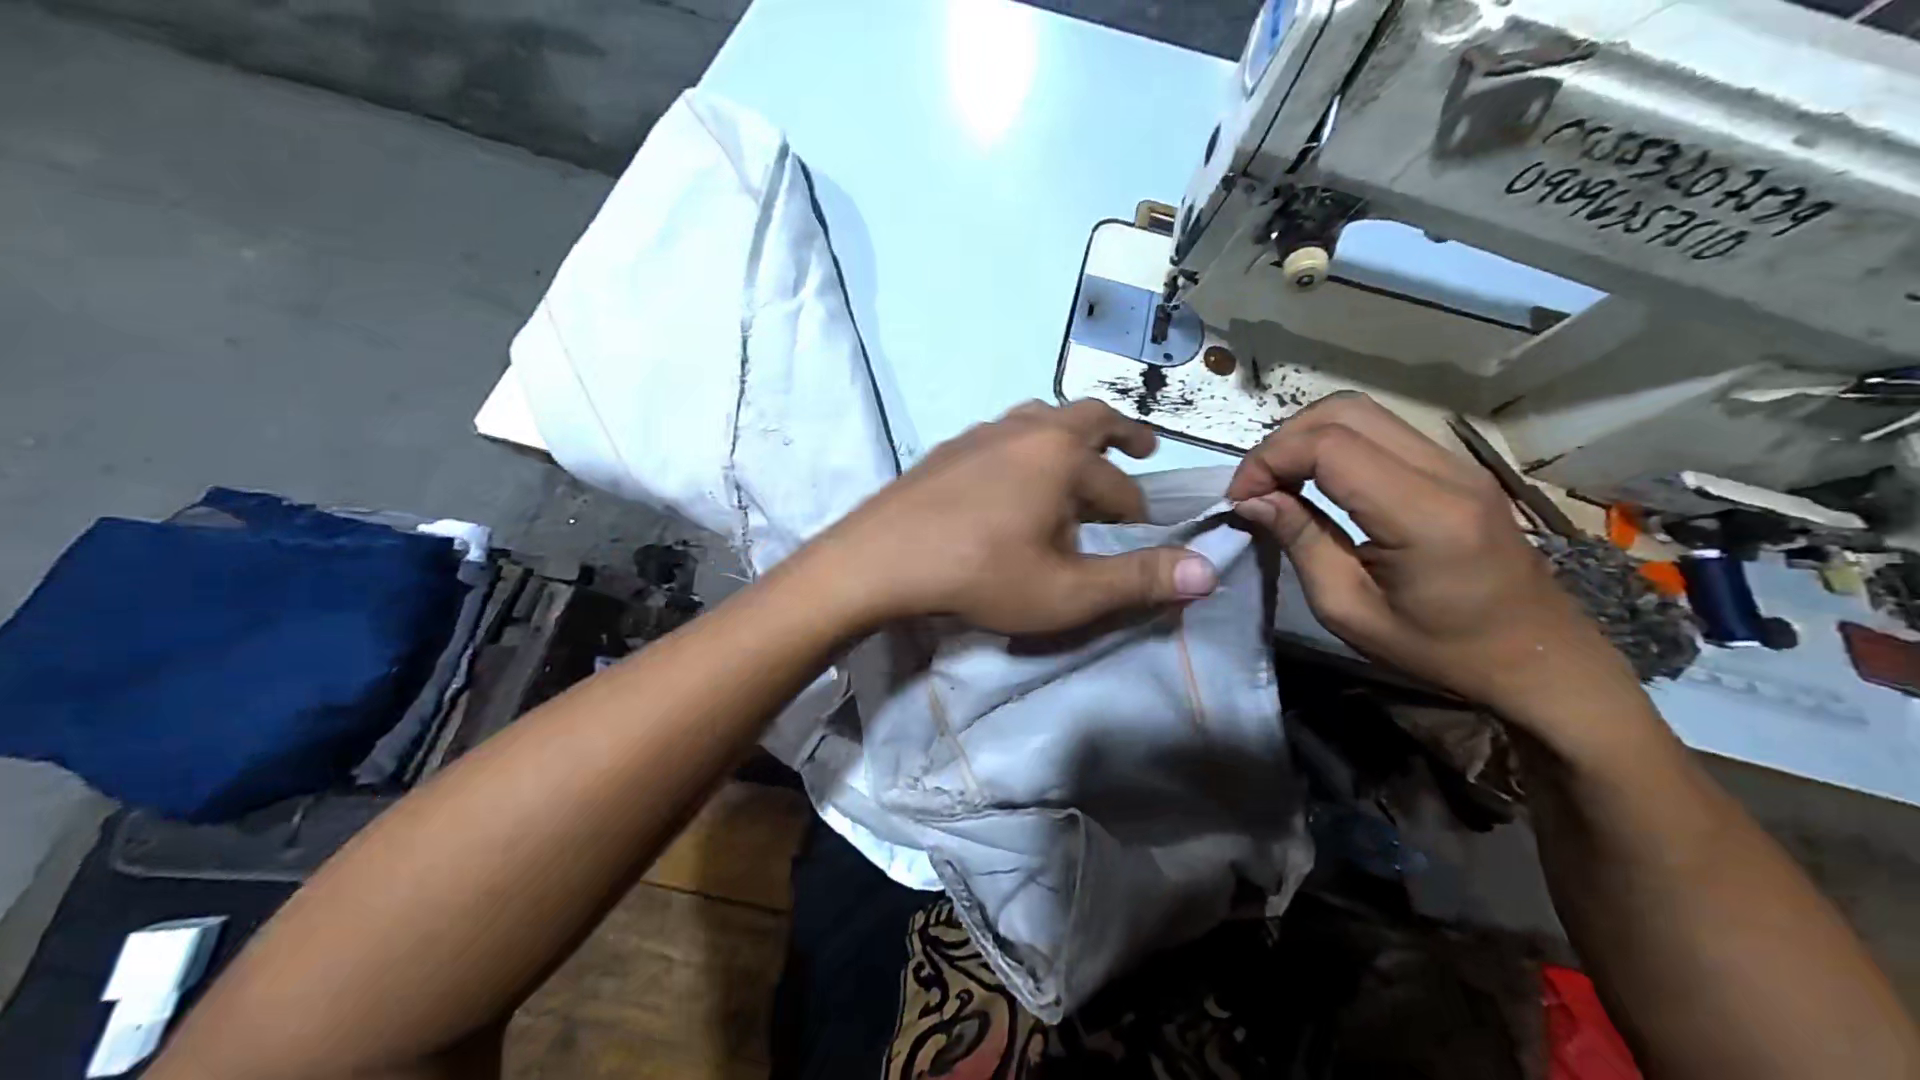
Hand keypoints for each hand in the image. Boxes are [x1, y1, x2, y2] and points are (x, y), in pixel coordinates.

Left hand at [809, 400, 1218, 634]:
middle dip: (1120, 436)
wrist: (878, 560)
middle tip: (1140, 450)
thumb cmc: (978, 574)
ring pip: (1040, 419)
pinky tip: (1012, 479)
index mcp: (1062, 454)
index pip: (1120, 485)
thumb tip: (1210, 571)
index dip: (1136, 513)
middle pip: (1088, 418)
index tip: (1139, 534)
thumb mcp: (1066, 591)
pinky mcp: (948, 448)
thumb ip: (1138, 580)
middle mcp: (1026, 429)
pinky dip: (1026, 447)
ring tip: (1077, 461)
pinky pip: (1002, 435)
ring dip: (1069, 437)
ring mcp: (981, 433)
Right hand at [1228, 393, 1632, 723]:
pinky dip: (1334, 445)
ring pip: (1363, 413)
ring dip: (1307, 438)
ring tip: (1279, 482)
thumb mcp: (1348, 609)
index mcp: (1423, 515)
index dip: (1270, 461)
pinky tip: (1316, 481)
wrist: (1536, 658)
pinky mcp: (1456, 468)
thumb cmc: (1438, 649)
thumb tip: (1253, 500)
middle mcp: (1446, 472)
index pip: (1329, 447)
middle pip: (1345, 412)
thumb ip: (1301, 542)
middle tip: (1256, 487)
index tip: (1241, 500)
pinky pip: (1382, 432)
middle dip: (1283, 441)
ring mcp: (1457, 464)